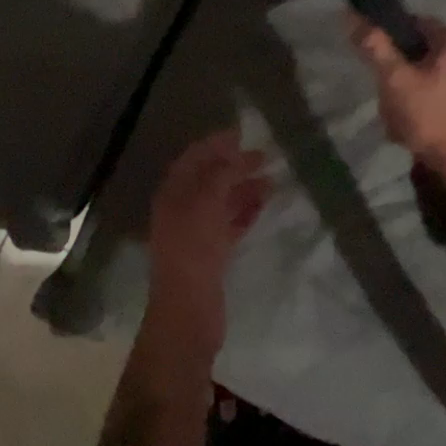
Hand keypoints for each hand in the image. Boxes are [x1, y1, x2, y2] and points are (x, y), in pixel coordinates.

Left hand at [145, 131, 271, 347]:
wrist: (188, 314)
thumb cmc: (193, 251)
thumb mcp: (206, 203)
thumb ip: (220, 174)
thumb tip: (237, 155)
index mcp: (173, 194)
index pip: (194, 158)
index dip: (216, 143)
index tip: (243, 132)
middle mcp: (181, 210)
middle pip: (209, 179)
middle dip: (234, 165)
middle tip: (265, 155)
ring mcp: (196, 234)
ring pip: (222, 202)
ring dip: (244, 188)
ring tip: (272, 179)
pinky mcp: (211, 255)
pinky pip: (230, 224)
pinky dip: (246, 211)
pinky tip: (264, 204)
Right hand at [349, 15, 445, 185]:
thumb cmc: (435, 120)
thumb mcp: (396, 82)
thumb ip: (375, 48)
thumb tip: (352, 15)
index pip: (416, 24)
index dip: (392, 42)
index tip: (379, 67)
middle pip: (427, 57)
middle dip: (404, 78)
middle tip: (388, 104)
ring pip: (439, 83)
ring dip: (418, 100)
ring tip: (403, 128)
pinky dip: (437, 114)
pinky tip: (425, 138)